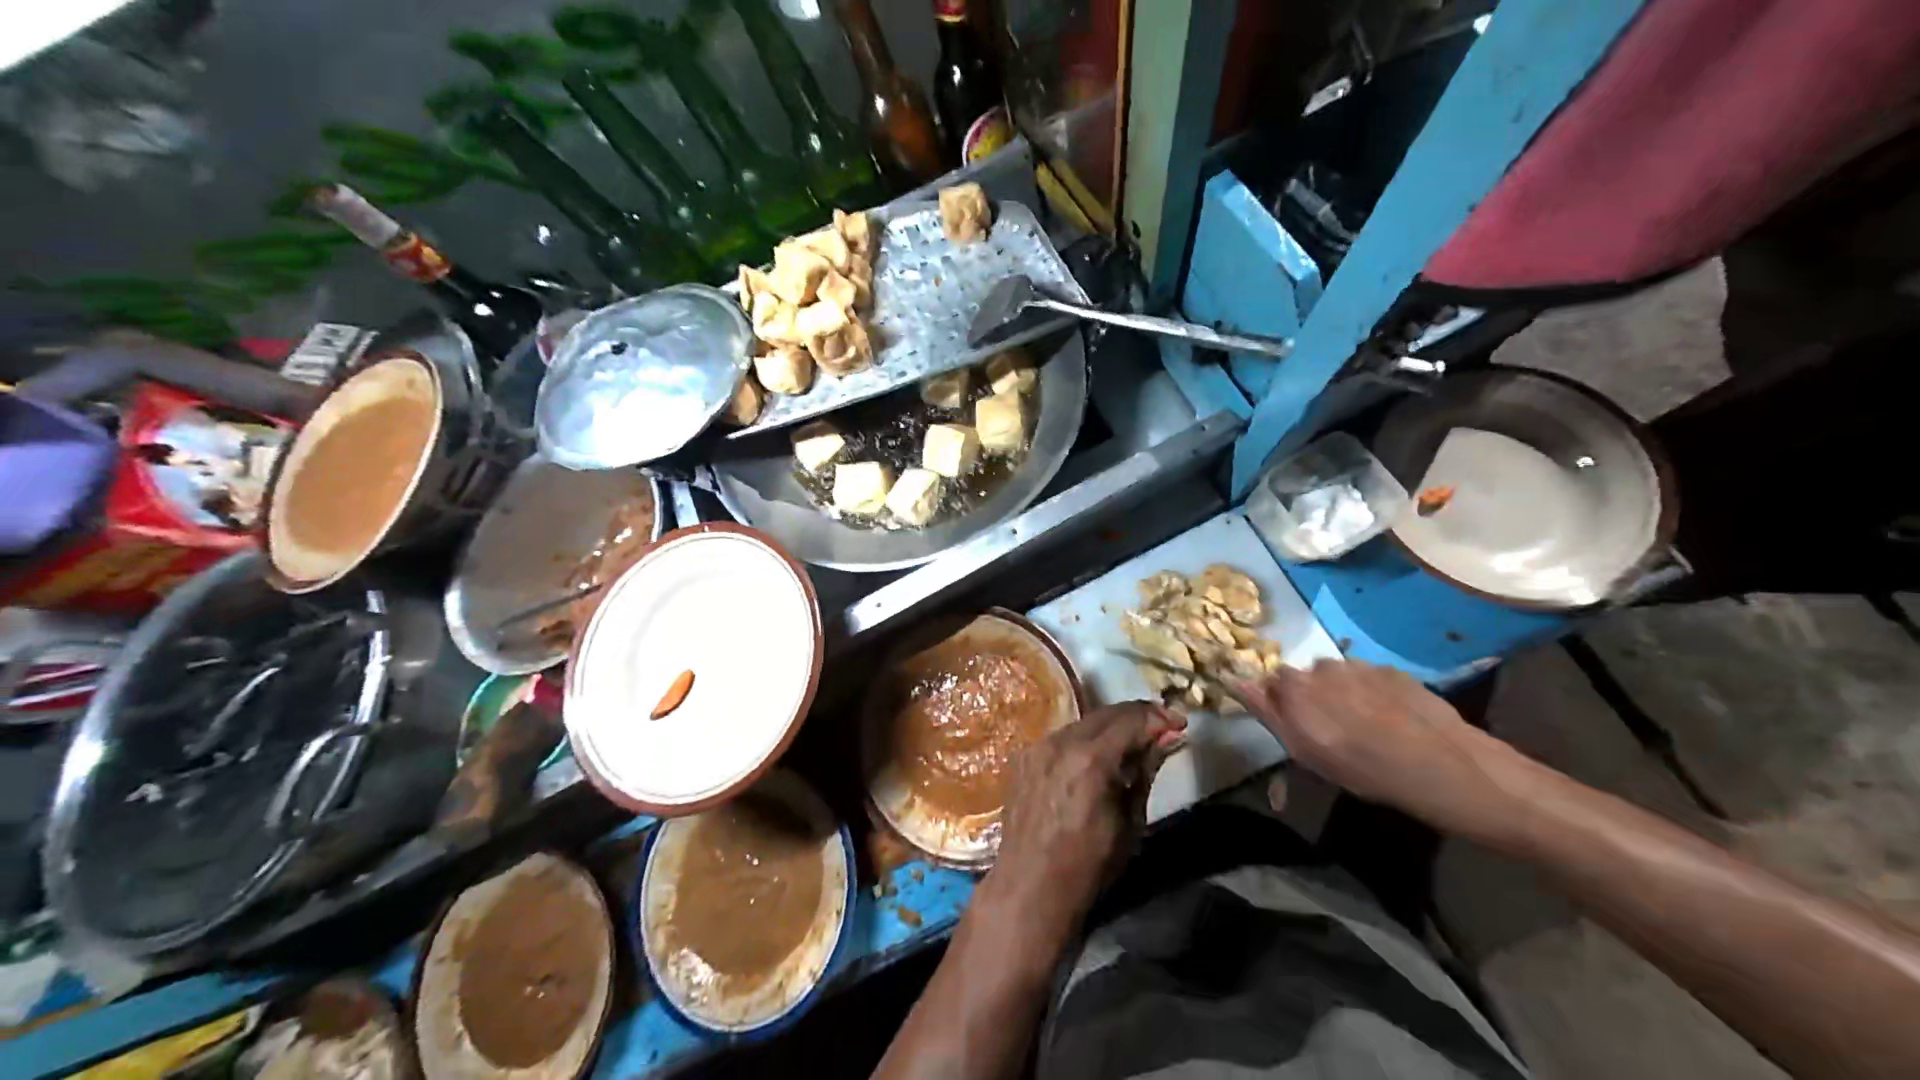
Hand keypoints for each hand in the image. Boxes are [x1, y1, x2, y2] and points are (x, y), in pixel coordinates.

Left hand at [989, 702, 1185, 930]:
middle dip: (1137, 717)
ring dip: (1110, 727)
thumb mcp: (1130, 822)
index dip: (1159, 718)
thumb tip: (1166, 738)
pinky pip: (1061, 738)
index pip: (1131, 719)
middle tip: (1163, 728)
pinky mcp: (1023, 757)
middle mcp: (1060, 743)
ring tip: (1132, 744)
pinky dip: (1084, 740)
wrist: (1030, 887)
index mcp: (1090, 759)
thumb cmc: (1089, 865)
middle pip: (1106, 714)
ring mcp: (1036, 747)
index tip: (1180, 723)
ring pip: (1082, 723)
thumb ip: (1145, 771)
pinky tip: (1096, 757)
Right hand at [1236, 659, 1520, 837]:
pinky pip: (1365, 676)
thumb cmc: (1365, 770)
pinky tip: (1388, 719)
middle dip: (1307, 697)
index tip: (1289, 723)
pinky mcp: (1390, 669)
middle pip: (1300, 677)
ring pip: (1333, 676)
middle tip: (1327, 730)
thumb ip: (1267, 712)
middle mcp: (1319, 668)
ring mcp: (1357, 665)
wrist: (1444, 766)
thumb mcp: (1305, 752)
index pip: (1266, 682)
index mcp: (1293, 687)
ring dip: (1338, 693)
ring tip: (1361, 725)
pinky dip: (1368, 692)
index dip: (1274, 702)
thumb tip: (1234, 680)